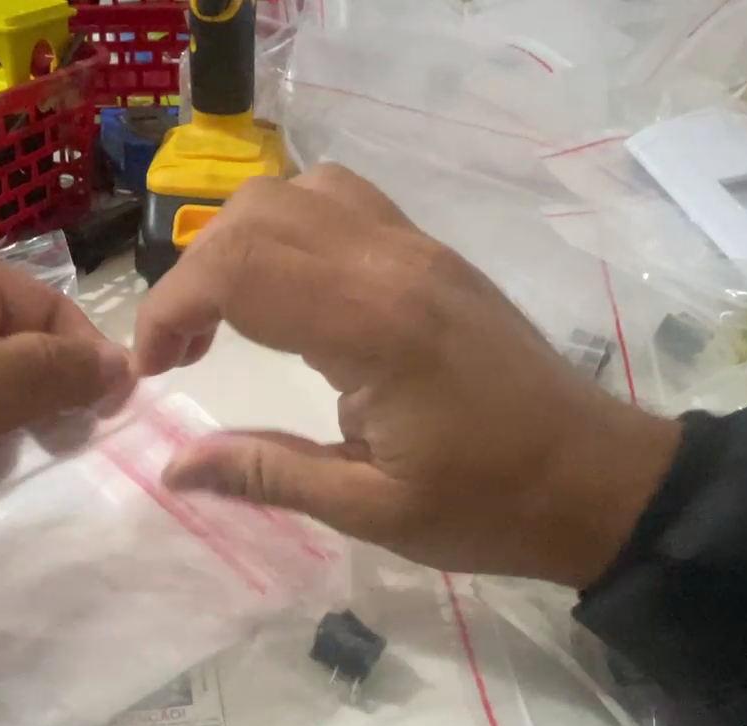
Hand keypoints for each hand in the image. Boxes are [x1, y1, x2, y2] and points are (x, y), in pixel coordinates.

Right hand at [132, 165, 680, 588]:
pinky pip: (339, 203)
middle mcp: (392, 262)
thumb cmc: (485, 506)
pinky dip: (285, 234)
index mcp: (373, 326)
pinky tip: (285, 297)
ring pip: (295, 194)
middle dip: (191, 279)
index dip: (170, 309)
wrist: (594, 480)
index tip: (151, 371)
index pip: (237, 269)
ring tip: (223, 321)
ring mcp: (417, 248)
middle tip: (179, 354)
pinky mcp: (431, 254)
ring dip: (237, 247)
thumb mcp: (368, 510)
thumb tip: (173, 468)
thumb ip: (265, 476)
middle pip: (254, 217)